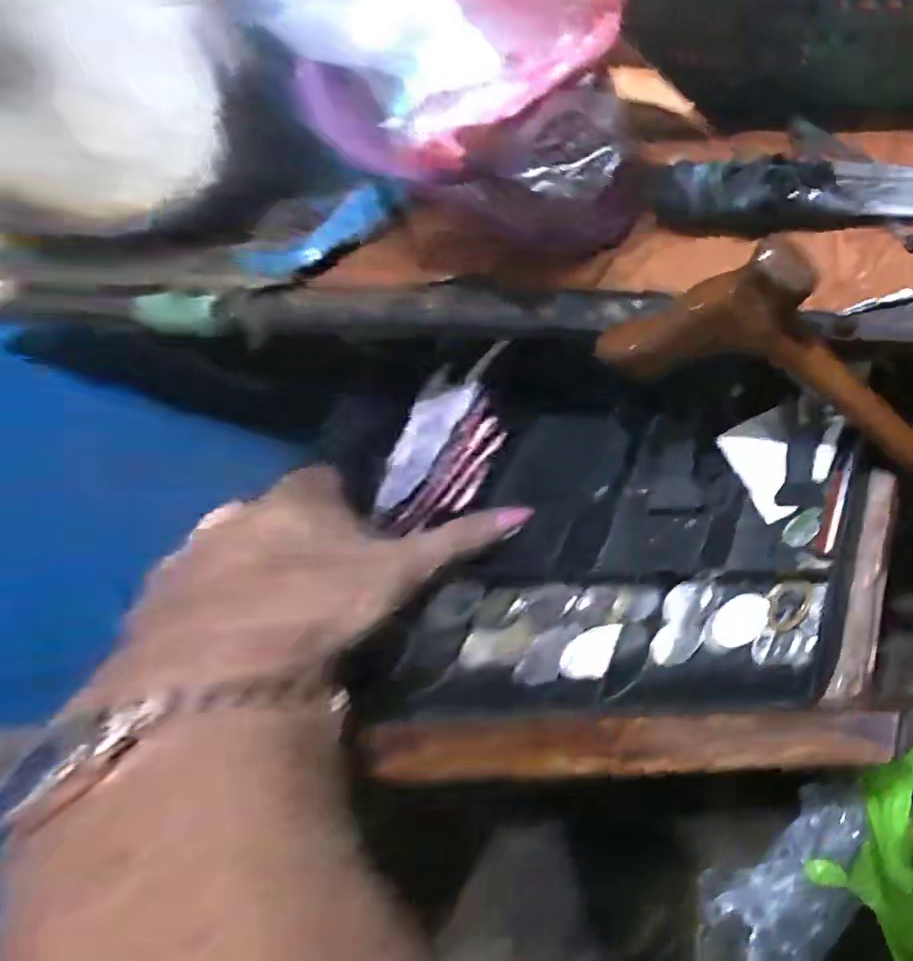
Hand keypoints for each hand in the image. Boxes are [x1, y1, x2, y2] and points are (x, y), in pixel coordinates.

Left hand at [77, 466, 529, 707]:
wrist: (217, 675)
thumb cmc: (324, 602)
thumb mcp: (406, 570)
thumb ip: (460, 538)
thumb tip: (526, 511)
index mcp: (296, 500)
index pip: (323, 476)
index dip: (347, 495)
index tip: (367, 520)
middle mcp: (233, 516)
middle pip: (271, 510)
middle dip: (296, 528)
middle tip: (330, 562)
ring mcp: (183, 560)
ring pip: (226, 548)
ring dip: (252, 562)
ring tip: (286, 597)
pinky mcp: (147, 606)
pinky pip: (192, 590)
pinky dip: (217, 599)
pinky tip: (241, 627)